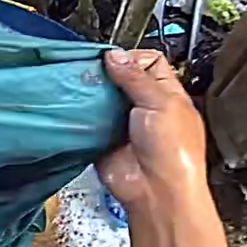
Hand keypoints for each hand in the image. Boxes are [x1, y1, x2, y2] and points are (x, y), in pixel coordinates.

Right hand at [97, 50, 209, 220]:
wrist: (155, 192)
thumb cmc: (173, 151)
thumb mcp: (160, 103)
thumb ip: (135, 78)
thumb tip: (114, 55)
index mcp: (166, 95)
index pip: (148, 62)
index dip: (131, 58)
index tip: (113, 60)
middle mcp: (143, 106)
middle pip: (120, 77)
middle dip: (105, 74)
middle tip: (91, 71)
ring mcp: (121, 122)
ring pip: (101, 96)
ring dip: (91, 92)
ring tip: (80, 87)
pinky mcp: (102, 137)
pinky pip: (87, 118)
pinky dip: (80, 112)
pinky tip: (74, 106)